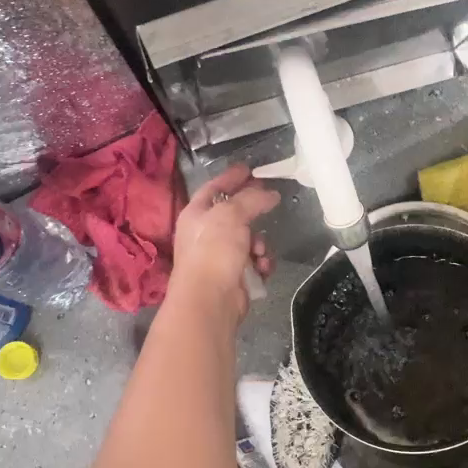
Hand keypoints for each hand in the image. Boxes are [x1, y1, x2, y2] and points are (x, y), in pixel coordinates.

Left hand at [168, 164, 278, 322]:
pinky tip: (262, 267)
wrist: (210, 299)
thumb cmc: (214, 250)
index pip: (214, 188)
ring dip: (260, 243)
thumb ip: (252, 198)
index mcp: (196, 214)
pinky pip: (255, 263)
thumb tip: (271, 193)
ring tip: (260, 250)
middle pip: (234, 214)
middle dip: (253, 211)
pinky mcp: (235, 277)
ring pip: (249, 240)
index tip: (249, 168)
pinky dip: (262, 263)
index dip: (231, 177)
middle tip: (271, 201)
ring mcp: (220, 257)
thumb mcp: (231, 214)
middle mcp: (205, 234)